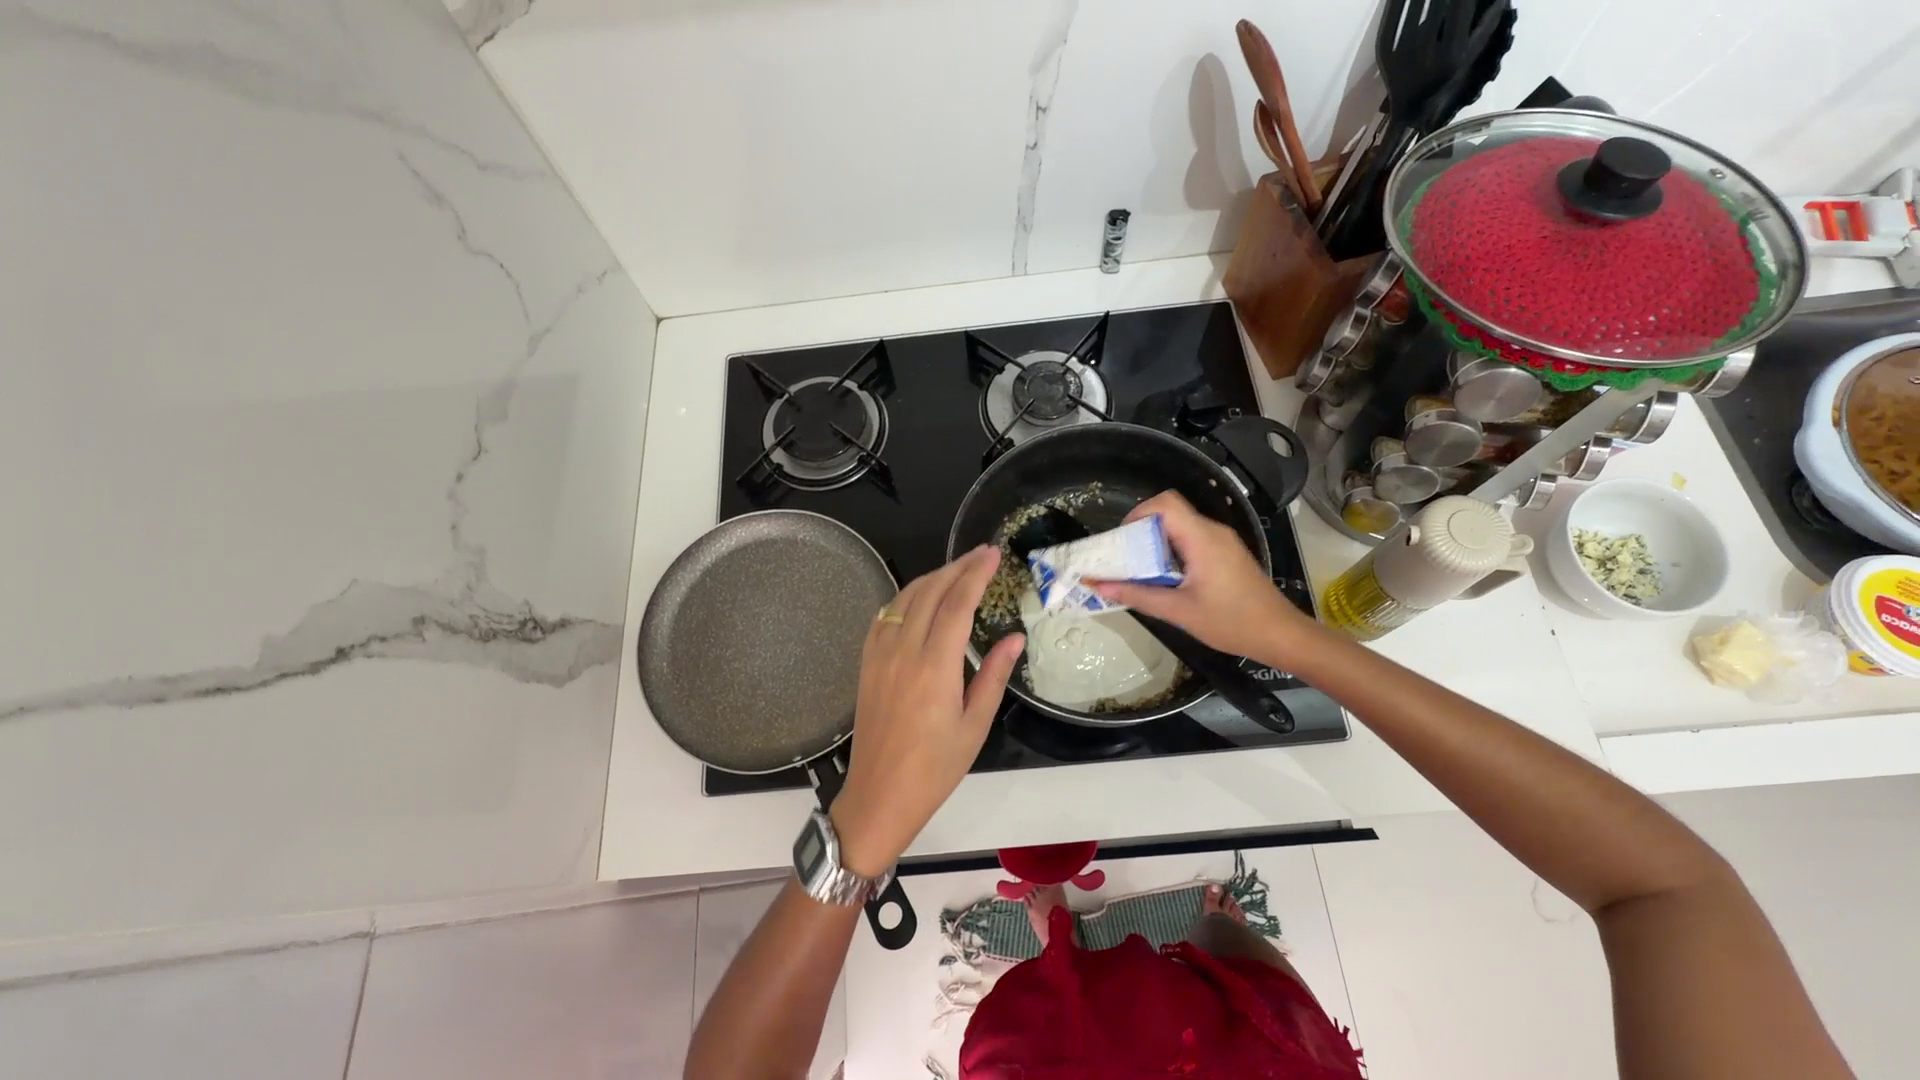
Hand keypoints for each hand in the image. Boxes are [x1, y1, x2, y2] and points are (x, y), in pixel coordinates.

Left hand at [830, 546, 1024, 876]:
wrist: (879, 795)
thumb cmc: (935, 768)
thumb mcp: (975, 725)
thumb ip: (994, 675)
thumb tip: (1014, 636)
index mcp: (935, 666)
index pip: (958, 603)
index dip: (976, 573)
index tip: (993, 554)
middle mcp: (904, 651)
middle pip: (930, 591)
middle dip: (957, 567)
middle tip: (981, 554)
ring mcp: (879, 655)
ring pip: (904, 598)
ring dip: (932, 577)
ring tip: (957, 569)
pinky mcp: (866, 663)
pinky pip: (884, 616)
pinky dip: (905, 597)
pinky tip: (920, 598)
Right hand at [1090, 490, 1315, 662]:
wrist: (1280, 635)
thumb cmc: (1231, 622)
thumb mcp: (1179, 611)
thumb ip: (1137, 595)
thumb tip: (1097, 586)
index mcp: (1202, 539)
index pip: (1165, 503)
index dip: (1137, 513)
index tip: (1121, 541)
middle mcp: (1213, 532)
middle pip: (1170, 512)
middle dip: (1141, 531)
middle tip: (1124, 558)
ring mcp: (1223, 542)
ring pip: (1181, 527)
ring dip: (1156, 543)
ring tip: (1140, 571)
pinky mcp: (1227, 554)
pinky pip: (1193, 540)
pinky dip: (1172, 552)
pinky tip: (1165, 579)